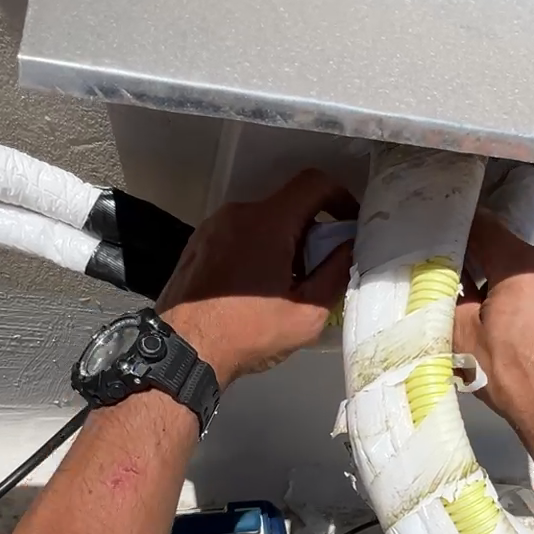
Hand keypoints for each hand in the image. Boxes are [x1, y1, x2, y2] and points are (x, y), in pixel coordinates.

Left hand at [157, 170, 355, 384]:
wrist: (184, 350)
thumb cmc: (244, 335)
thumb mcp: (306, 315)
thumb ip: (335, 275)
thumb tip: (349, 250)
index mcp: (268, 224)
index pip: (314, 184)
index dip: (340, 196)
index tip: (349, 222)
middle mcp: (238, 214)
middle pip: (288, 206)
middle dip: (311, 232)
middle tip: (318, 270)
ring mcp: (214, 227)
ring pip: (262, 222)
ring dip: (282, 244)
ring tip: (284, 286)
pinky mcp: (199, 243)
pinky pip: (238, 234)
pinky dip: (256, 251)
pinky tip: (255, 288)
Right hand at [455, 213, 533, 450]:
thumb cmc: (517, 378)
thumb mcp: (465, 342)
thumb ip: (453, 304)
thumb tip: (452, 288)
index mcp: (522, 266)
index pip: (486, 229)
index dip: (464, 233)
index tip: (451, 243)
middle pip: (513, 260)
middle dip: (493, 279)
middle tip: (479, 314)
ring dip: (522, 298)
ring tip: (513, 338)